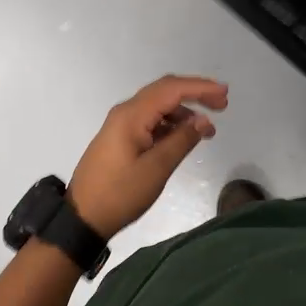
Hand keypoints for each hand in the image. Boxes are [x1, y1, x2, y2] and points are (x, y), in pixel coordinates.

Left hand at [68, 75, 228, 238]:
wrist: (81, 218)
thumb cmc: (120, 194)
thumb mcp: (156, 169)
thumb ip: (181, 141)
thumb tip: (203, 120)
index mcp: (132, 114)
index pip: (171, 89)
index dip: (200, 87)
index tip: (224, 93)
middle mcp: (126, 111)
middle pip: (165, 91)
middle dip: (195, 94)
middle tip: (222, 104)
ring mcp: (121, 124)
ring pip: (158, 105)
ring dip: (184, 111)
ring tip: (208, 129)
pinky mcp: (120, 137)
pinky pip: (150, 119)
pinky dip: (170, 122)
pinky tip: (184, 136)